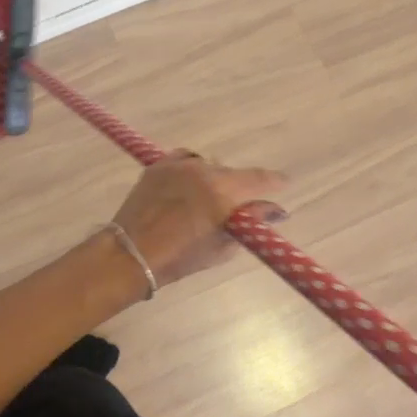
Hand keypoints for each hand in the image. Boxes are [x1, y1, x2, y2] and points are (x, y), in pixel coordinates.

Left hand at [109, 151, 286, 286]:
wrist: (132, 250)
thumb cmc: (181, 257)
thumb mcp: (222, 246)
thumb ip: (249, 223)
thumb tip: (274, 210)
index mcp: (221, 191)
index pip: (257, 179)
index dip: (274, 181)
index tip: (284, 183)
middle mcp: (202, 170)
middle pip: (231, 173)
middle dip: (240, 188)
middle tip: (239, 207)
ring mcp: (177, 164)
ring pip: (208, 166)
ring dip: (215, 179)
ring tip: (211, 198)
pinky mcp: (158, 165)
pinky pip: (185, 160)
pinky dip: (193, 169)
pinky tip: (191, 183)